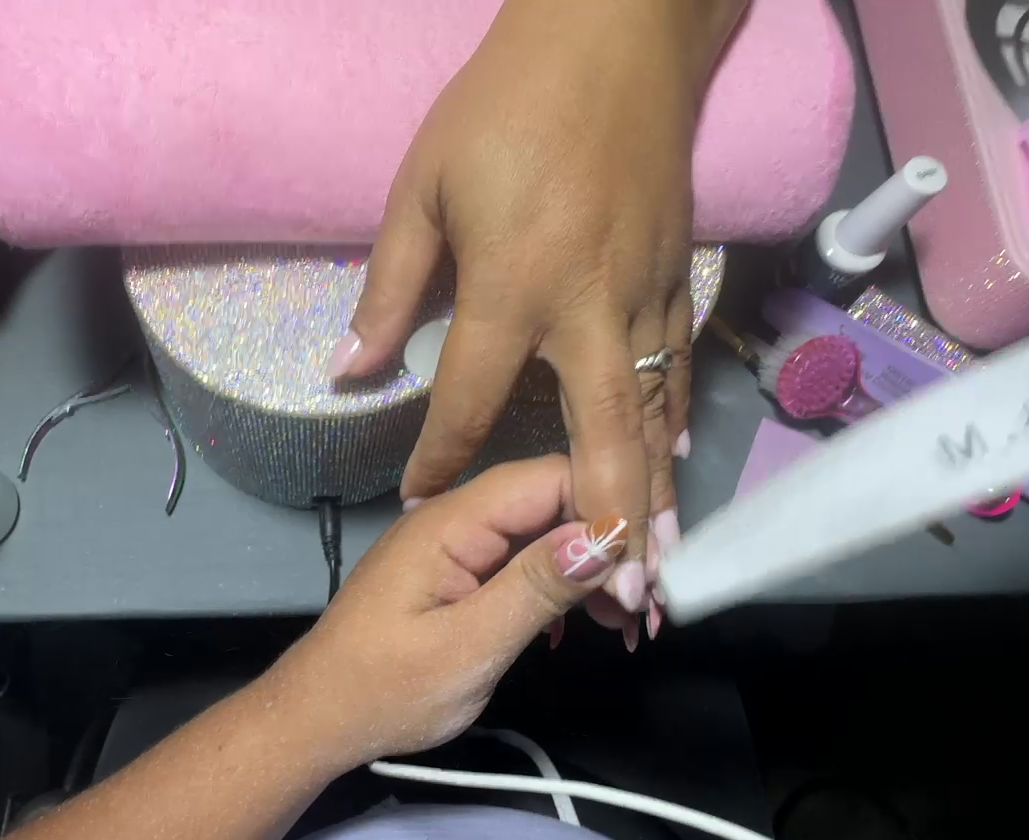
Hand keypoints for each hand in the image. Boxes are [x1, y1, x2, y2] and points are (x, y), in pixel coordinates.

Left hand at [264, 456, 622, 765]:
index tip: (646, 571)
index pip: (549, 478)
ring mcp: (455, 547)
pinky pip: (519, 564)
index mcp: (450, 521)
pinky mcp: (457, 575)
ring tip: (627, 625)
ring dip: (589, 574)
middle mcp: (454, 520)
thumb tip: (607, 533)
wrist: (319, 717)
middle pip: (550, 504)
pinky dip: (558, 590)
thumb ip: (536, 587)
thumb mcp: (468, 646)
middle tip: (647, 608)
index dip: (608, 512)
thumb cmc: (384, 689)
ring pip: (540, 536)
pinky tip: (583, 624)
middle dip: (608, 547)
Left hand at [332, 0, 745, 629]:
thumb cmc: (504, 106)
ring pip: (653, 415)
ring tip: (657, 560)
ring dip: (654, 493)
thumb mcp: (422, 189)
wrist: (619, 28)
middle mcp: (589, 310)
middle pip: (601, 438)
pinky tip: (670, 467)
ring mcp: (645, 298)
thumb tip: (350, 372)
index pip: (467, 402)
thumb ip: (388, 292)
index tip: (417, 502)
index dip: (438, 459)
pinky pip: (677, 372)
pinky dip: (673, 428)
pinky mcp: (678, 280)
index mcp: (515, 288)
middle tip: (620, 595)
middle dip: (606, 520)